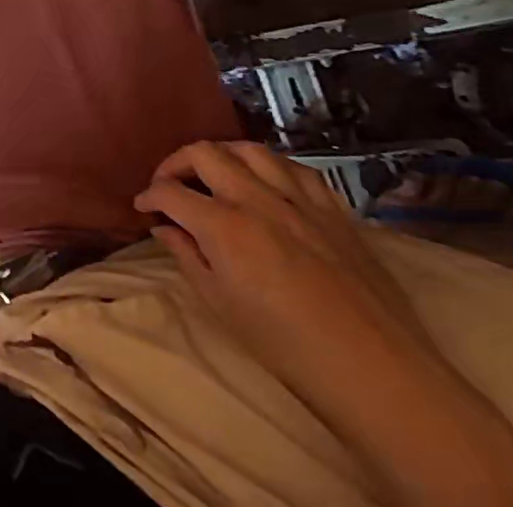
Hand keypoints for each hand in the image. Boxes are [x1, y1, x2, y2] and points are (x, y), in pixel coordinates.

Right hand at [133, 140, 432, 376]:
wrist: (370, 364)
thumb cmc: (285, 345)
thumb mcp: (221, 305)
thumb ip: (188, 257)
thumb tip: (165, 228)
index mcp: (224, 226)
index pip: (172, 192)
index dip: (149, 196)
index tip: (142, 207)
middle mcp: (257, 197)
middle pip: (205, 154)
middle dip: (176, 162)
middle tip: (168, 184)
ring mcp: (298, 196)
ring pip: (249, 149)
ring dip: (221, 154)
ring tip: (211, 172)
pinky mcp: (330, 204)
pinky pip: (293, 166)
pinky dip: (268, 165)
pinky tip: (264, 180)